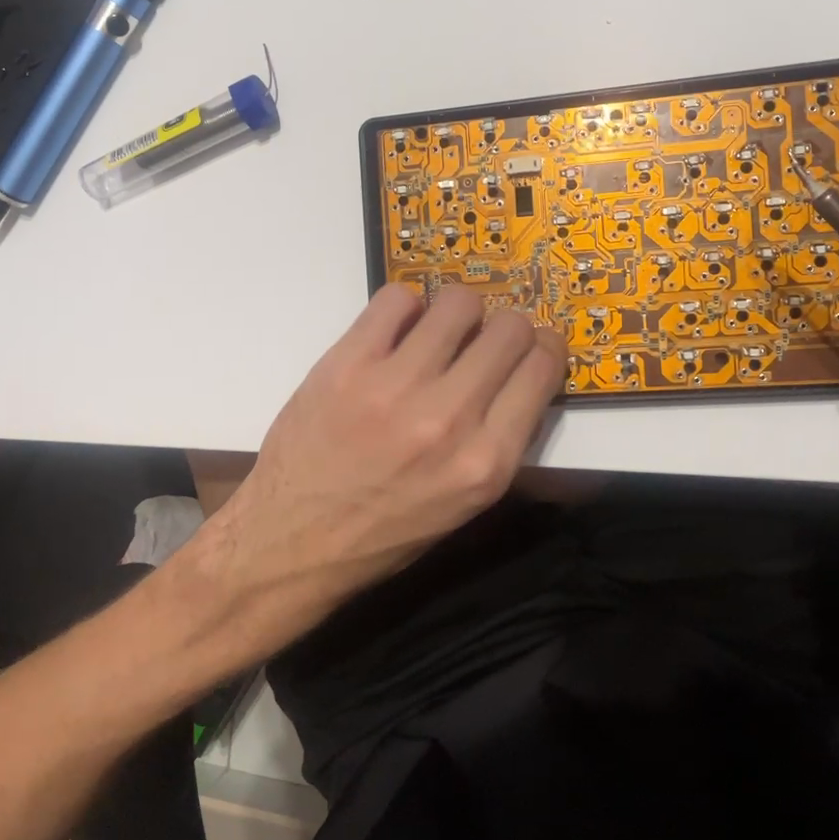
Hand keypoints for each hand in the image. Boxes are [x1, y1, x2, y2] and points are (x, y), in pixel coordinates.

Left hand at [210, 284, 567, 616]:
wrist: (293, 541)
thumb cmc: (384, 532)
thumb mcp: (465, 505)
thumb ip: (499, 441)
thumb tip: (519, 375)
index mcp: (486, 462)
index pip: (543, 368)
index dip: (546, 348)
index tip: (534, 348)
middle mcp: (449, 419)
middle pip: (509, 330)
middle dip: (506, 330)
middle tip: (483, 344)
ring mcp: (394, 386)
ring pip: (458, 303)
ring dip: (457, 314)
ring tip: (437, 336)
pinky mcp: (346, 364)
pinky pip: (396, 298)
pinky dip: (403, 309)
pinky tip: (395, 334)